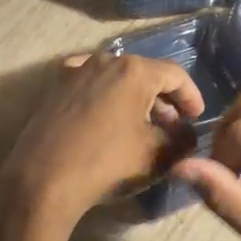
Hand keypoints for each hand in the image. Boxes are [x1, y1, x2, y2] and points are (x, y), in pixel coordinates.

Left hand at [0, 52, 203, 231]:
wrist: (43, 180)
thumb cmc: (107, 162)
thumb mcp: (156, 155)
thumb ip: (182, 140)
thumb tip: (188, 134)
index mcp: (135, 70)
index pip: (175, 75)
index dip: (192, 96)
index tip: (197, 118)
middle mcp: (106, 60)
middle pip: (145, 74)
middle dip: (164, 99)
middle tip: (173, 126)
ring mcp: (76, 71)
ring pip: (117, 78)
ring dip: (135, 98)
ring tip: (142, 125)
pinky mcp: (56, 87)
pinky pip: (90, 84)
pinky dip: (105, 96)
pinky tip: (107, 113)